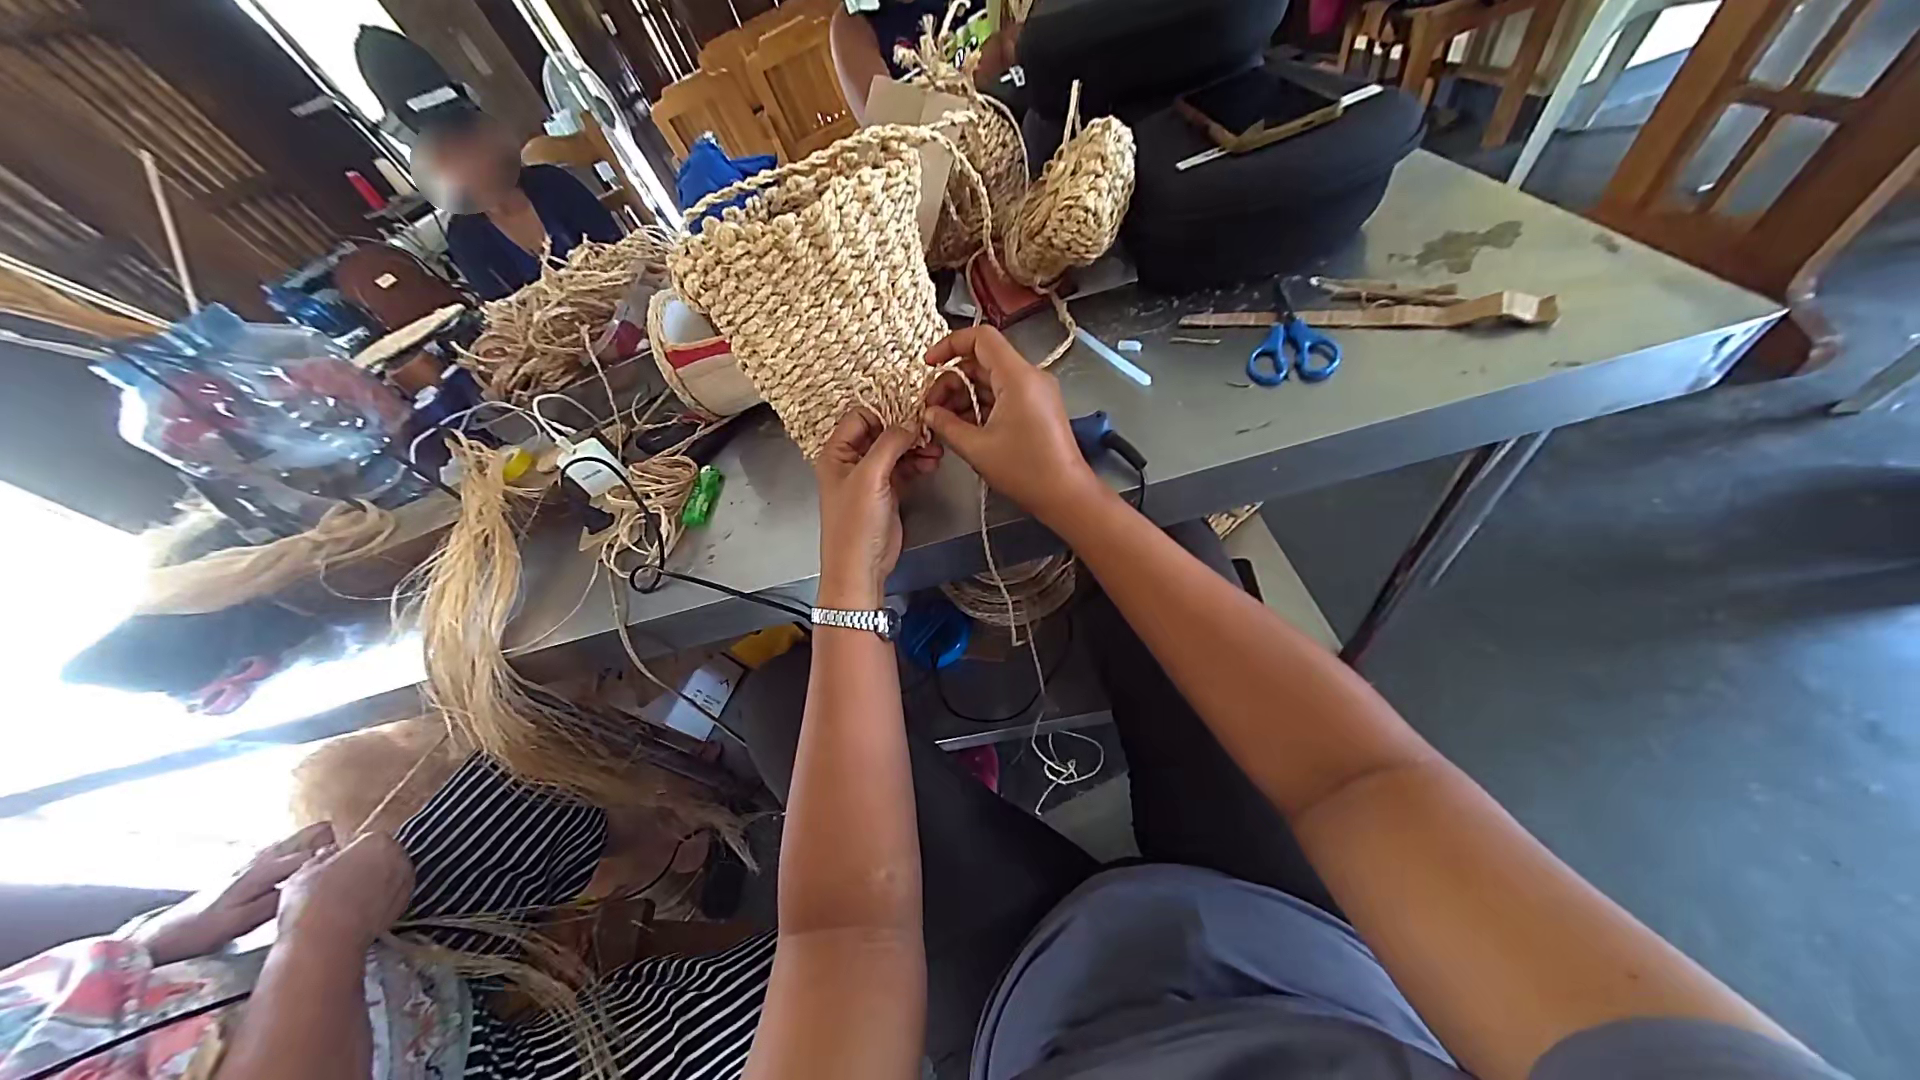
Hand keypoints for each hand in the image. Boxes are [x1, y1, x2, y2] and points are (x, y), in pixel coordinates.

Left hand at [134, 822, 333, 965]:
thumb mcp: (239, 922)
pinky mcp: (256, 864)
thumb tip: (317, 880)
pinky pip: (293, 846)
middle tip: (342, 866)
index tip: (355, 867)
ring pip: (305, 836)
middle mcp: (267, 855)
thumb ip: (278, 899)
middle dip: (336, 841)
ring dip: (323, 844)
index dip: (340, 855)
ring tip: (331, 867)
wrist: (160, 938)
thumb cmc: (201, 931)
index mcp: (268, 867)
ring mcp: (261, 857)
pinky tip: (309, 869)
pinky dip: (309, 849)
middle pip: (316, 831)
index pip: (318, 849)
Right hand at [277, 833, 414, 952]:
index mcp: (377, 842)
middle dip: (366, 866)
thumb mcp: (304, 873)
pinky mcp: (407, 900)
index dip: (349, 855)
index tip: (335, 868)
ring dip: (376, 881)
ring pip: (389, 874)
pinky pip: (393, 893)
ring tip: (348, 901)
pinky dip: (381, 898)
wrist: (326, 942)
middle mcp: (399, 855)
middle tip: (341, 885)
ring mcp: (406, 878)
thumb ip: (322, 857)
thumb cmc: (311, 902)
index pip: (366, 841)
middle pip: (382, 855)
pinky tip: (360, 911)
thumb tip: (330, 852)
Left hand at [814, 408, 938, 609]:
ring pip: (897, 450)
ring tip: (934, 451)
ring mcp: (871, 477)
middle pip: (882, 432)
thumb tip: (909, 421)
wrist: (861, 567)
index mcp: (836, 453)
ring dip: (916, 447)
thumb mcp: (869, 477)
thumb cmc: (854, 527)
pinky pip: (905, 468)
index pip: (861, 417)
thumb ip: (889, 444)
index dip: (886, 413)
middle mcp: (852, 462)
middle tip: (928, 432)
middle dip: (906, 431)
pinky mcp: (888, 492)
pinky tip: (931, 463)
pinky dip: (918, 463)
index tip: (911, 414)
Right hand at [922, 326, 1100, 519]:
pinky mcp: (1037, 407)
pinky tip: (964, 427)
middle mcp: (1030, 377)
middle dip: (952, 381)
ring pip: (991, 379)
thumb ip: (947, 425)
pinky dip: (981, 405)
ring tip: (944, 422)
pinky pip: (1003, 395)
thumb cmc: (1026, 470)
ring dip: (964, 396)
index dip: (950, 345)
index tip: (930, 363)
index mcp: (1017, 377)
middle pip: (982, 361)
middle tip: (932, 408)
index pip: (981, 338)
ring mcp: (1035, 392)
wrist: (1064, 493)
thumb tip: (930, 414)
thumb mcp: (977, 447)